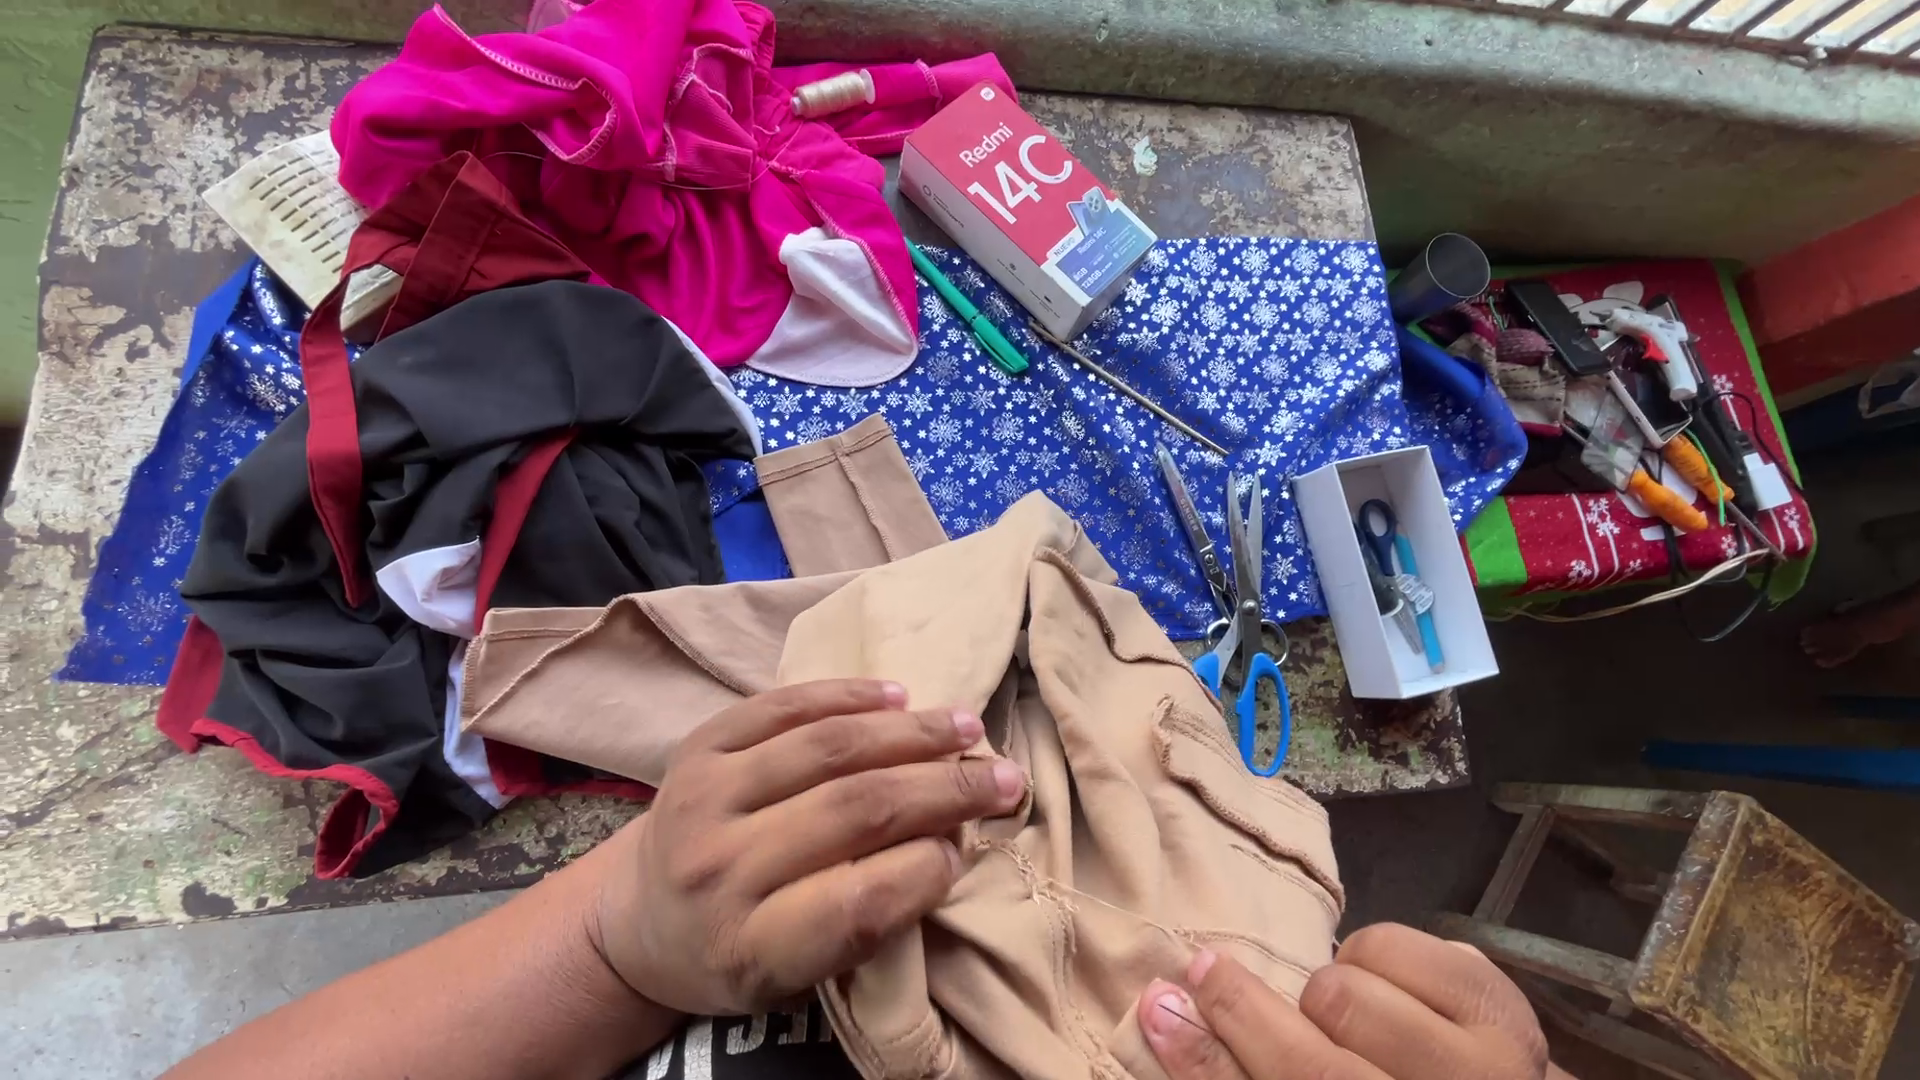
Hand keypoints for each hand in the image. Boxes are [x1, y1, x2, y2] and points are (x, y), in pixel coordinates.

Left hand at [590, 679, 1026, 1015]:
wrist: (638, 914)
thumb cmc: (734, 951)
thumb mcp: (795, 974)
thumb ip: (865, 918)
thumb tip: (948, 841)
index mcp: (746, 947)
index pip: (856, 905)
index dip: (927, 872)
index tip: (967, 848)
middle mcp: (719, 868)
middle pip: (853, 811)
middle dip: (943, 789)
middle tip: (1002, 777)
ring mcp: (703, 796)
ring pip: (827, 747)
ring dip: (910, 733)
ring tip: (965, 725)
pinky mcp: (698, 746)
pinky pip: (783, 705)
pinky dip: (847, 694)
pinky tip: (898, 696)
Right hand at [1138, 923, 1555, 1079]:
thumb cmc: (1374, 1078)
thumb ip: (1231, 1064)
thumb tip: (1161, 1005)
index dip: (1206, 1062)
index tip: (1157, 1003)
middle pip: (1316, 1067)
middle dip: (1247, 1013)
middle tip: (1213, 976)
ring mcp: (1493, 1071)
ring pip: (1347, 993)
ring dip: (1329, 996)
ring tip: (1347, 1020)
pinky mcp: (1505, 1007)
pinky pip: (1391, 946)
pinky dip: (1371, 958)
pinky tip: (1393, 996)